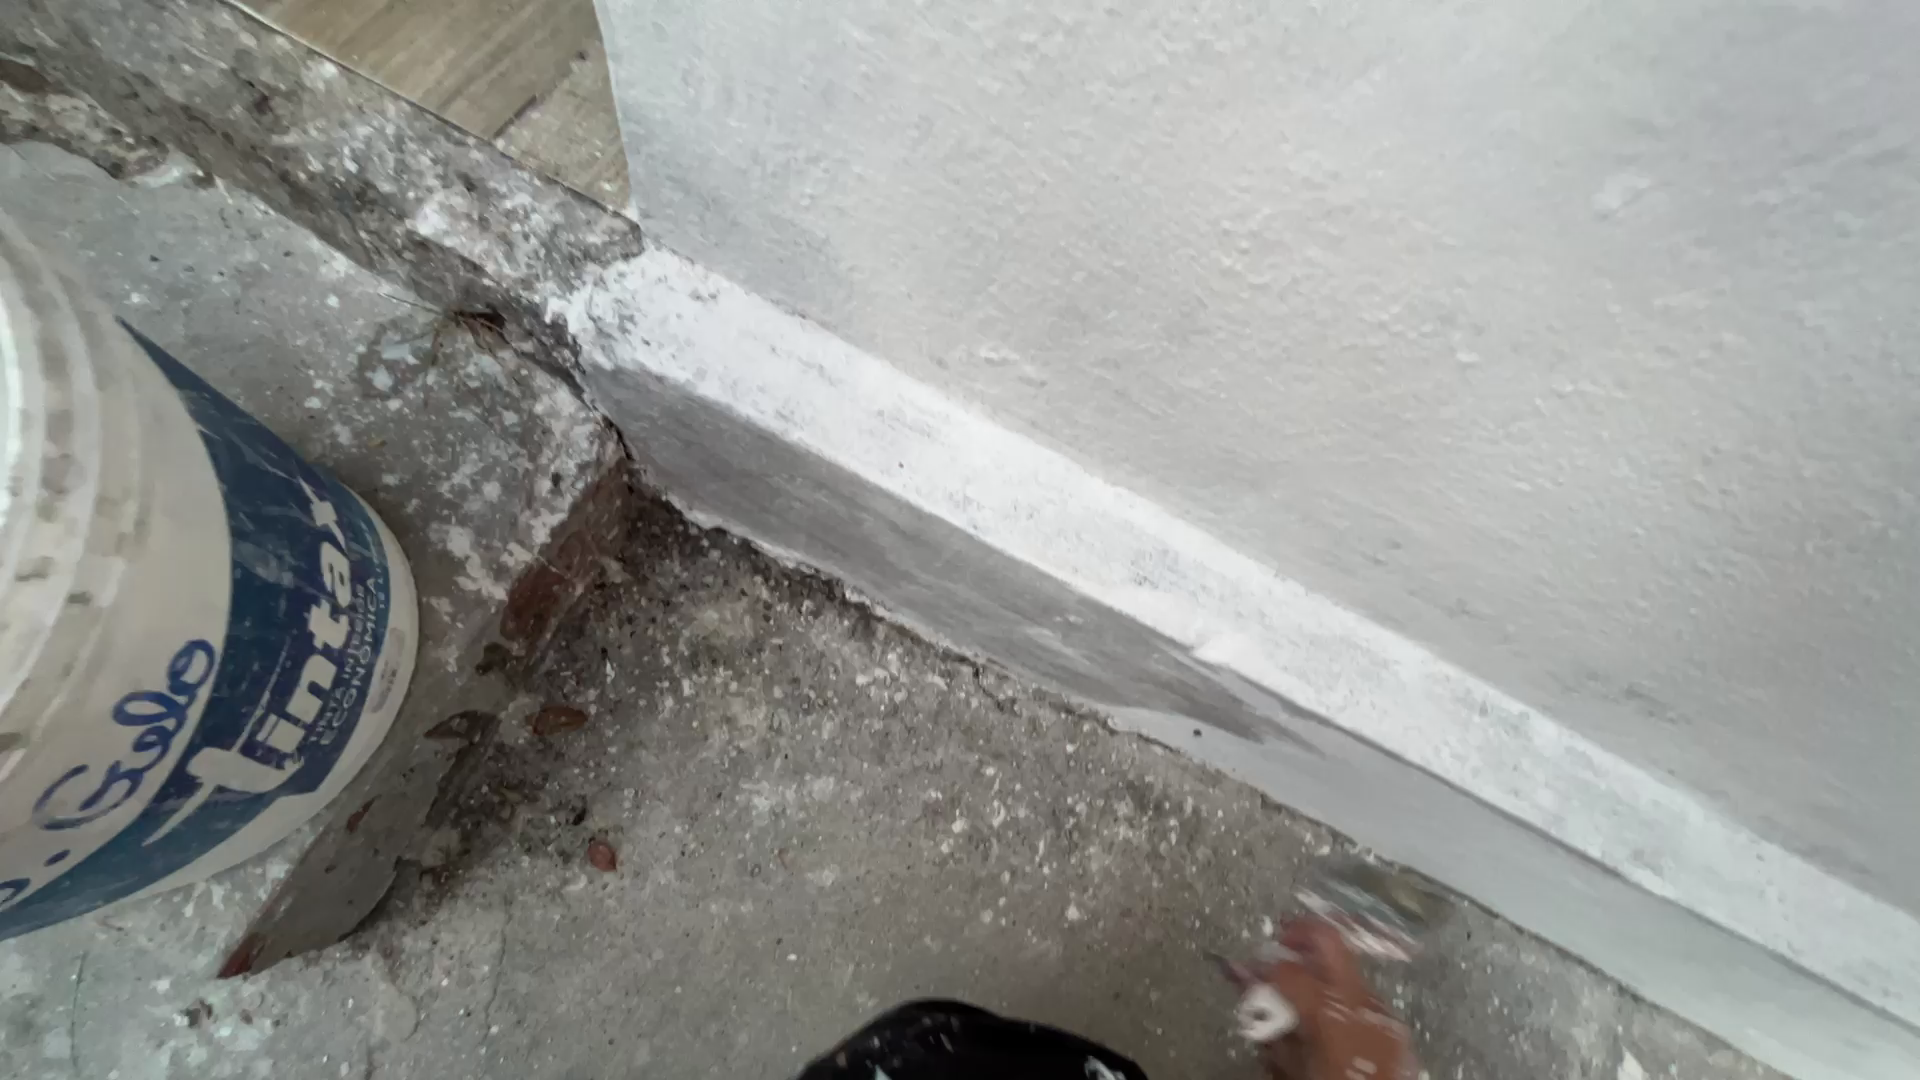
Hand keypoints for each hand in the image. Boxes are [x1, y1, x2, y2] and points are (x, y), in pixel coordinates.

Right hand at [1255, 917, 1417, 1079]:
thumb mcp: (1286, 1061)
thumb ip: (1262, 1015)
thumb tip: (1237, 973)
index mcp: (1328, 1009)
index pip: (1285, 968)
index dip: (1261, 966)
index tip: (1250, 972)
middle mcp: (1359, 999)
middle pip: (1327, 937)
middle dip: (1299, 931)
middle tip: (1281, 939)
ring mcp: (1381, 1008)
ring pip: (1345, 961)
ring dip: (1320, 961)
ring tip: (1302, 979)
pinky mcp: (1393, 1023)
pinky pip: (1360, 989)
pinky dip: (1338, 988)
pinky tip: (1327, 1007)